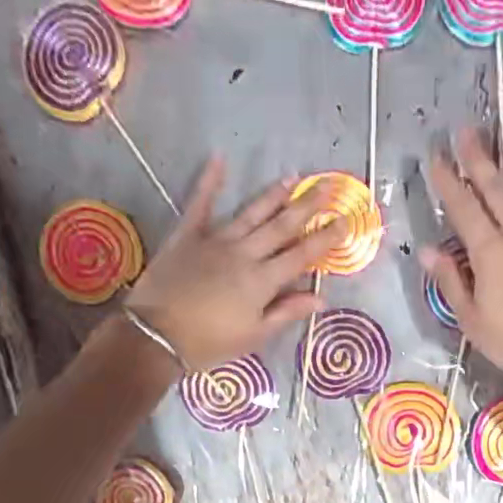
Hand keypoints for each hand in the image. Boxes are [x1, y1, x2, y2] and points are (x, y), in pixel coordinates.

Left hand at [124, 158, 347, 371]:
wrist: (156, 336)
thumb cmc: (209, 343)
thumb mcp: (253, 336)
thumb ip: (286, 313)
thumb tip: (320, 297)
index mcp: (263, 281)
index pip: (302, 255)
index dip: (326, 239)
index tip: (346, 221)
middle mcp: (244, 253)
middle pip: (281, 226)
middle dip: (307, 206)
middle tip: (328, 186)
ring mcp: (215, 240)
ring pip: (250, 212)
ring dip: (273, 194)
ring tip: (293, 177)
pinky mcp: (187, 235)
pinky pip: (200, 203)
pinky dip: (209, 181)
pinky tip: (219, 159)